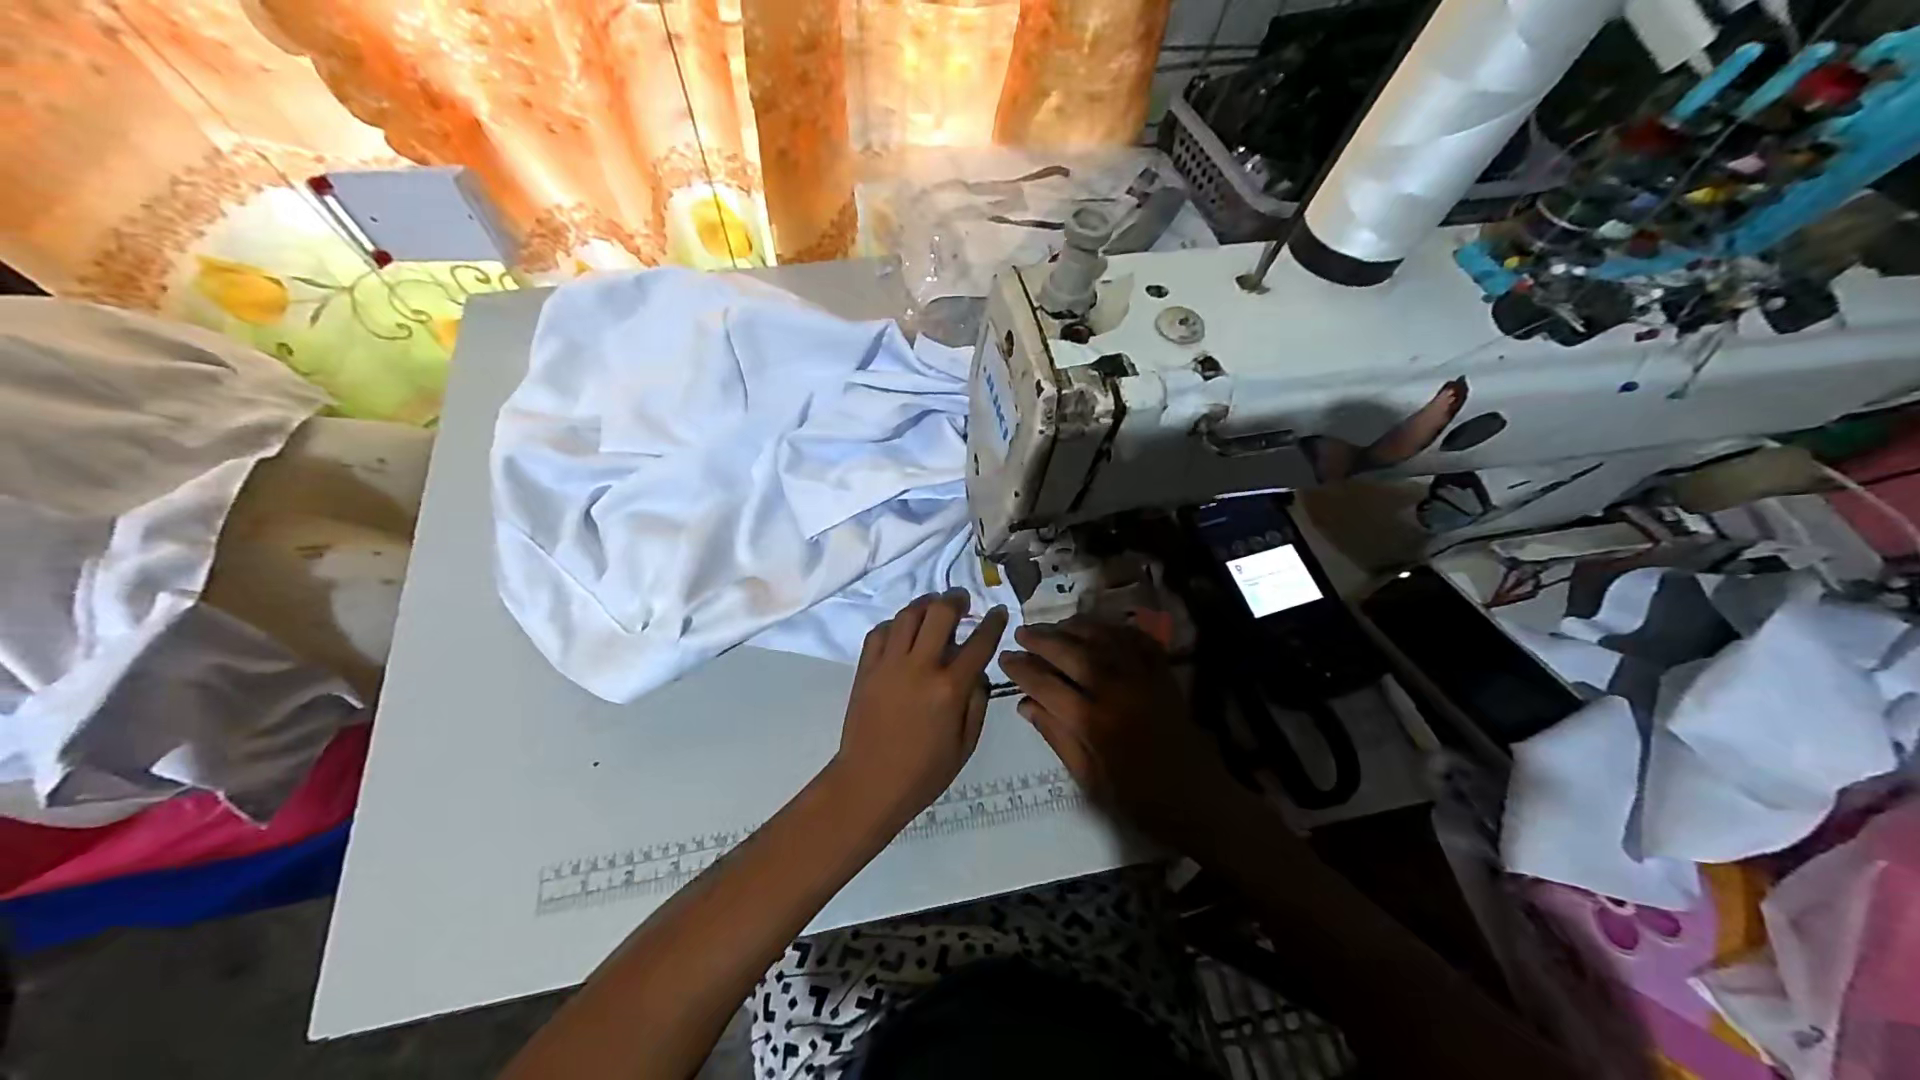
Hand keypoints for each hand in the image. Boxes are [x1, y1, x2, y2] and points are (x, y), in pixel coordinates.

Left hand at [829, 591, 1008, 827]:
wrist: (870, 782)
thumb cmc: (924, 771)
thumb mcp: (966, 743)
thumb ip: (977, 701)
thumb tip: (977, 670)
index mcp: (950, 688)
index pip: (979, 642)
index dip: (993, 622)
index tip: (998, 612)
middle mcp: (920, 667)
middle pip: (940, 613)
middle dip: (956, 599)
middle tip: (963, 600)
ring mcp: (889, 664)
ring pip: (908, 614)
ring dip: (925, 604)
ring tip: (934, 607)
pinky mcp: (866, 668)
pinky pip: (881, 631)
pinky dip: (896, 623)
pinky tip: (904, 629)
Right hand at [999, 617, 1239, 844]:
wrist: (1199, 800)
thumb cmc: (1139, 800)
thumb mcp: (1089, 780)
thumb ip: (1057, 737)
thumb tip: (1025, 704)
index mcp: (1094, 723)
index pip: (1047, 686)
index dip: (1022, 670)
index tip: (1004, 658)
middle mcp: (1117, 692)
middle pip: (1072, 653)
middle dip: (1043, 640)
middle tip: (1022, 632)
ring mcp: (1143, 679)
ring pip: (1103, 638)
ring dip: (1075, 627)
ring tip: (1055, 626)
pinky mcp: (1164, 676)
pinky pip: (1138, 640)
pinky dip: (1117, 629)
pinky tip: (1101, 627)